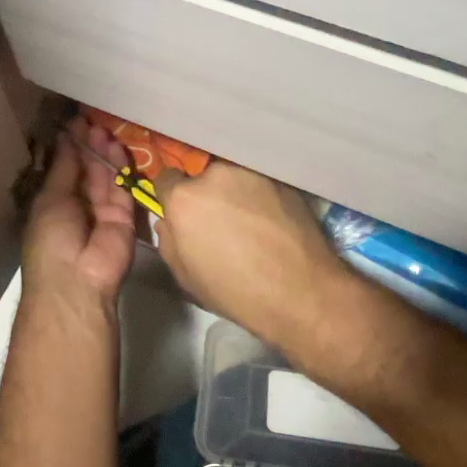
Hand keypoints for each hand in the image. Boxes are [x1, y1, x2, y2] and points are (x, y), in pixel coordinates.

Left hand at [22, 117, 137, 310]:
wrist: (76, 281)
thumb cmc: (51, 239)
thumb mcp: (51, 198)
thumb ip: (64, 167)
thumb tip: (66, 137)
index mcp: (56, 204)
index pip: (66, 169)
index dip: (71, 146)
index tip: (77, 121)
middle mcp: (80, 206)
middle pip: (88, 170)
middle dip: (90, 146)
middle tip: (94, 120)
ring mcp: (103, 212)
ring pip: (106, 176)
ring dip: (105, 153)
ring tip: (105, 128)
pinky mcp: (125, 217)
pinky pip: (123, 188)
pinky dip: (121, 167)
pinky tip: (117, 146)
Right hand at [153, 161, 352, 348]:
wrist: (301, 292)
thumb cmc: (236, 292)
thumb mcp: (187, 277)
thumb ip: (169, 242)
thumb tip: (168, 223)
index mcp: (185, 199)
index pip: (166, 179)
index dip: (172, 197)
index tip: (182, 213)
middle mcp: (215, 175)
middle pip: (202, 179)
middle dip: (207, 196)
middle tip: (221, 224)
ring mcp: (250, 174)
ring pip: (233, 179)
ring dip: (235, 195)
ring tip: (251, 225)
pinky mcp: (280, 180)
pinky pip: (259, 185)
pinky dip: (260, 199)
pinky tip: (272, 225)